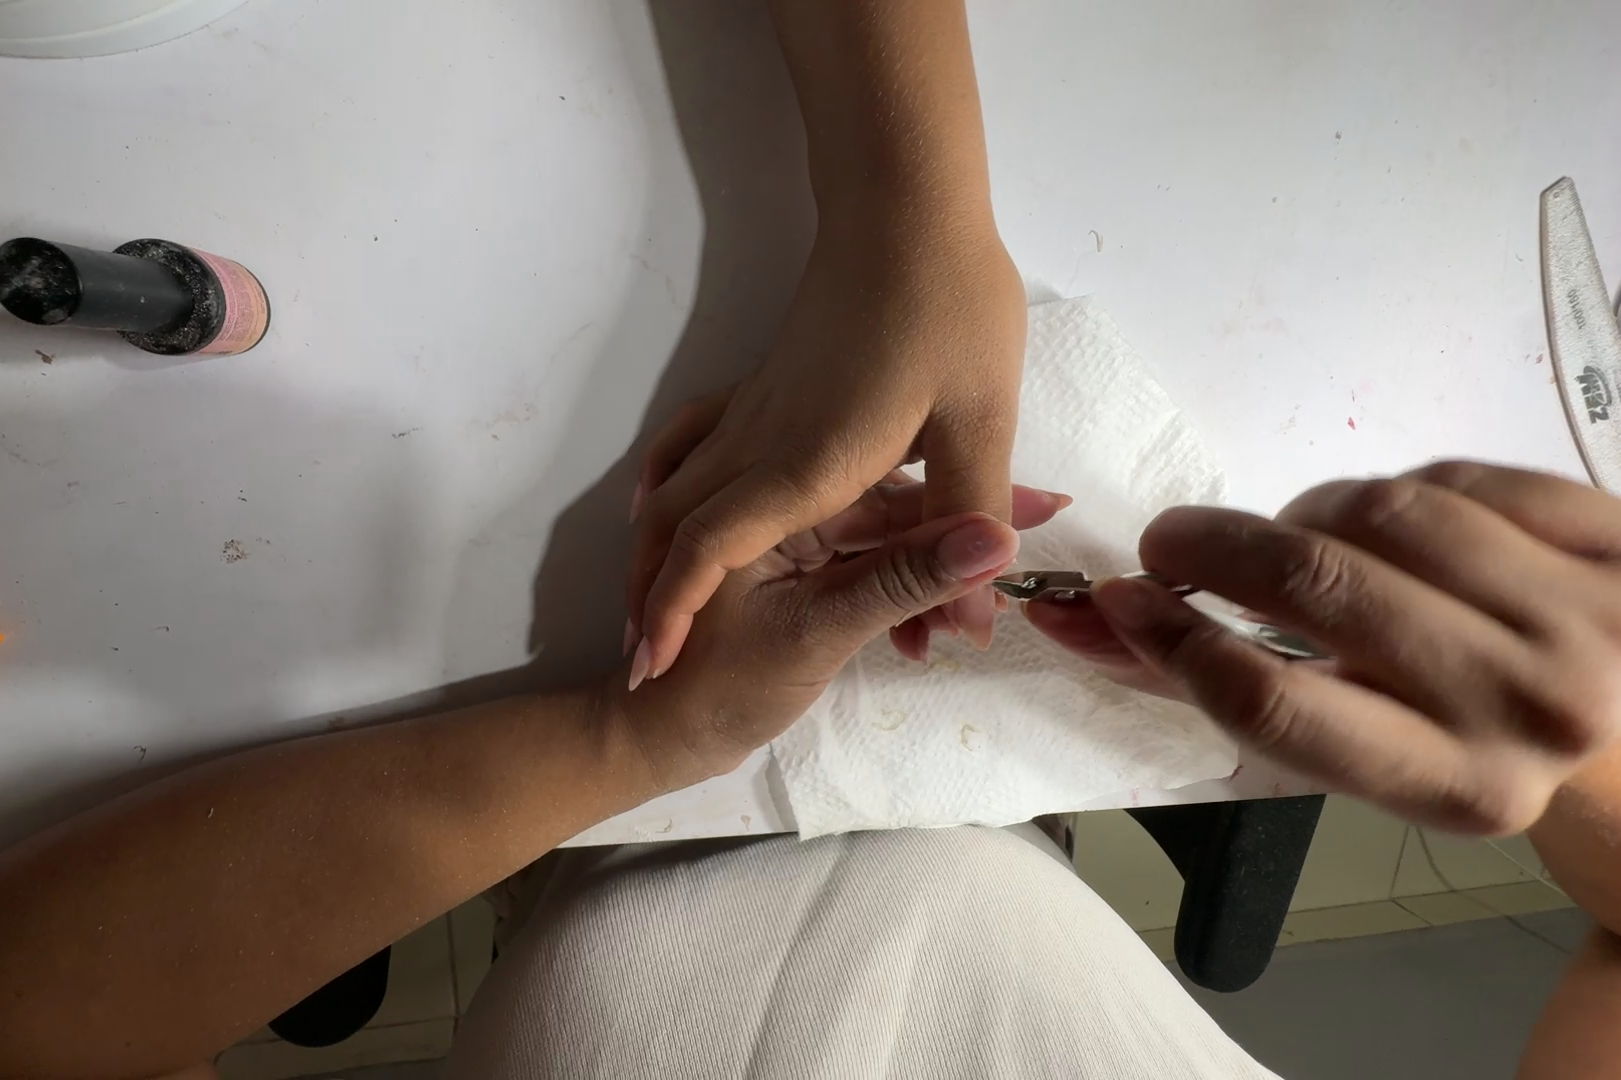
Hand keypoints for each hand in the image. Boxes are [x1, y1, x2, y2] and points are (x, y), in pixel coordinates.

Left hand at [613, 477, 1063, 790]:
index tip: (1039, 501)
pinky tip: (934, 629)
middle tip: (1035, 536)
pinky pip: (861, 575)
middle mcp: (780, 511)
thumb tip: (995, 541)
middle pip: (886, 514)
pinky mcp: (798, 580)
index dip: (962, 499)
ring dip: (932, 577)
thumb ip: (903, 582)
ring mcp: (791, 548)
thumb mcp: (818, 630)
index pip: (882, 489)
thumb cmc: (723, 686)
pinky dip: (899, 600)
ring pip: (879, 547)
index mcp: (770, 501)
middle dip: (957, 537)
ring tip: (987, 606)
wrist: (669, 738)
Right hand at [627, 225, 1025, 685]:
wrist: (903, 211)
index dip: (670, 612)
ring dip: (650, 552)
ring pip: (671, 490)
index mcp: (805, 464)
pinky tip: (652, 500)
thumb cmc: (948, 311)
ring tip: (646, 605)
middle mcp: (756, 446)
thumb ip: (966, 523)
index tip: (647, 668)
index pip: (707, 548)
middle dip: (647, 599)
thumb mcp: (978, 423)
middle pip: (672, 527)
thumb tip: (968, 625)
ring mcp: (746, 415)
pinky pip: (683, 445)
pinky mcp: (753, 394)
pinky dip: (658, 482)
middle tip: (643, 657)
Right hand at [1024, 462, 1620, 835]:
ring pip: (1378, 511)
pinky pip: (1453, 476)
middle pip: (1315, 585)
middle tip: (1169, 545)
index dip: (1167, 639)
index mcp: (1446, 782)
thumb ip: (1174, 672)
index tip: (1116, 596)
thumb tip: (1060, 613)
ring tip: (1297, 543)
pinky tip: (1393, 532)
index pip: (1267, 702)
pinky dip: (1389, 490)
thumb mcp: (1307, 730)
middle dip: (1208, 547)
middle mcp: (1535, 707)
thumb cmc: (1421, 731)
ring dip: (1302, 516)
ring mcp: (1598, 614)